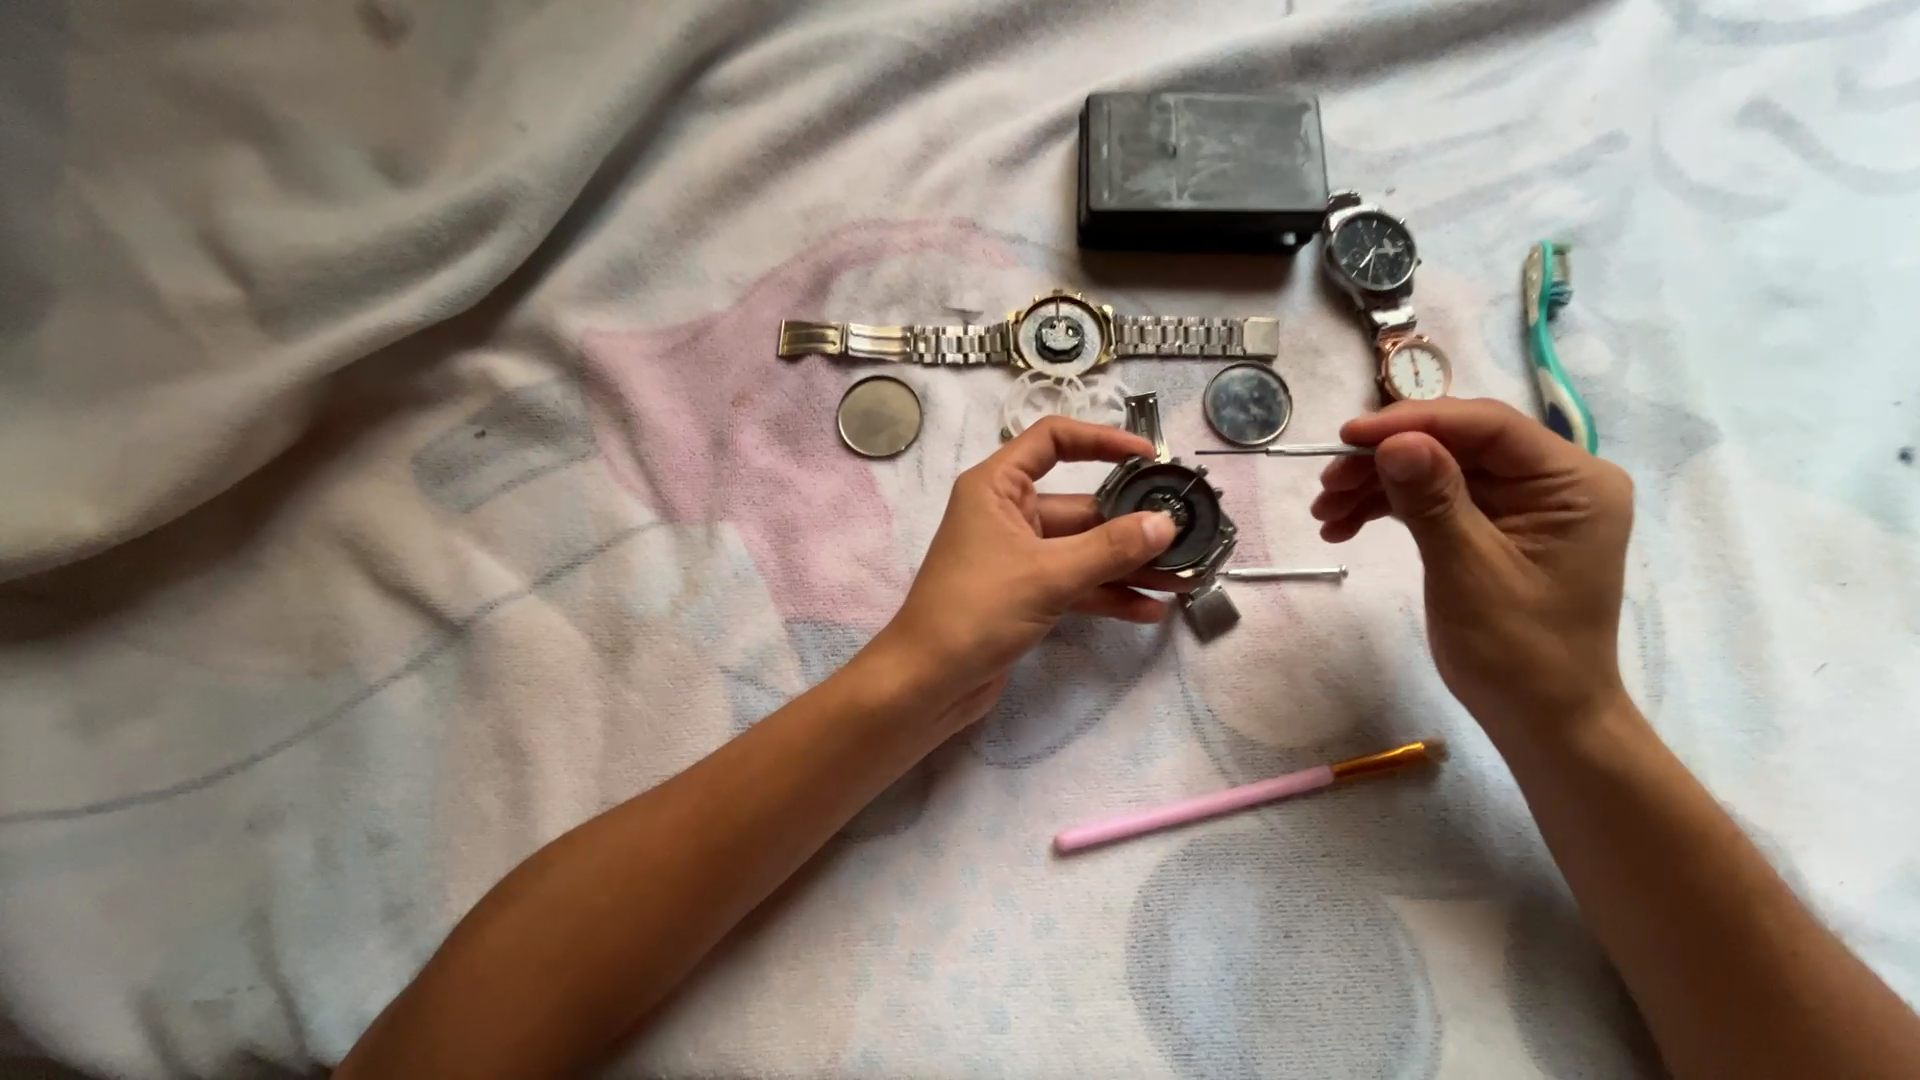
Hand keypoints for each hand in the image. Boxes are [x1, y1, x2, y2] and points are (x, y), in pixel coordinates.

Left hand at [866, 417, 1179, 729]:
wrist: (927, 682)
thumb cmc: (975, 611)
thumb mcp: (1047, 575)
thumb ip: (1109, 549)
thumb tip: (1165, 524)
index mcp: (997, 487)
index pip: (1052, 441)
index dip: (1101, 440)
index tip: (1148, 456)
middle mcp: (1008, 515)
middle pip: (1080, 505)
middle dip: (1132, 524)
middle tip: (1186, 534)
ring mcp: (1018, 557)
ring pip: (1083, 550)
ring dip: (1129, 565)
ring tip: (1182, 578)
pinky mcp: (1025, 595)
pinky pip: (1076, 584)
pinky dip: (1108, 594)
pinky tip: (1150, 609)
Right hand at [1310, 399, 1634, 742]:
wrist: (1541, 717)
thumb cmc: (1518, 651)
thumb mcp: (1469, 571)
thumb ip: (1433, 500)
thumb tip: (1393, 441)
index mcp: (1572, 482)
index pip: (1487, 426)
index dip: (1414, 422)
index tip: (1347, 437)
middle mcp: (1551, 481)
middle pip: (1455, 444)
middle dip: (1384, 460)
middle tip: (1325, 486)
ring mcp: (1521, 504)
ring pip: (1435, 469)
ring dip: (1375, 486)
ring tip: (1325, 513)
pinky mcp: (1492, 525)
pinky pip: (1433, 498)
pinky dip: (1387, 508)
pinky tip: (1344, 526)